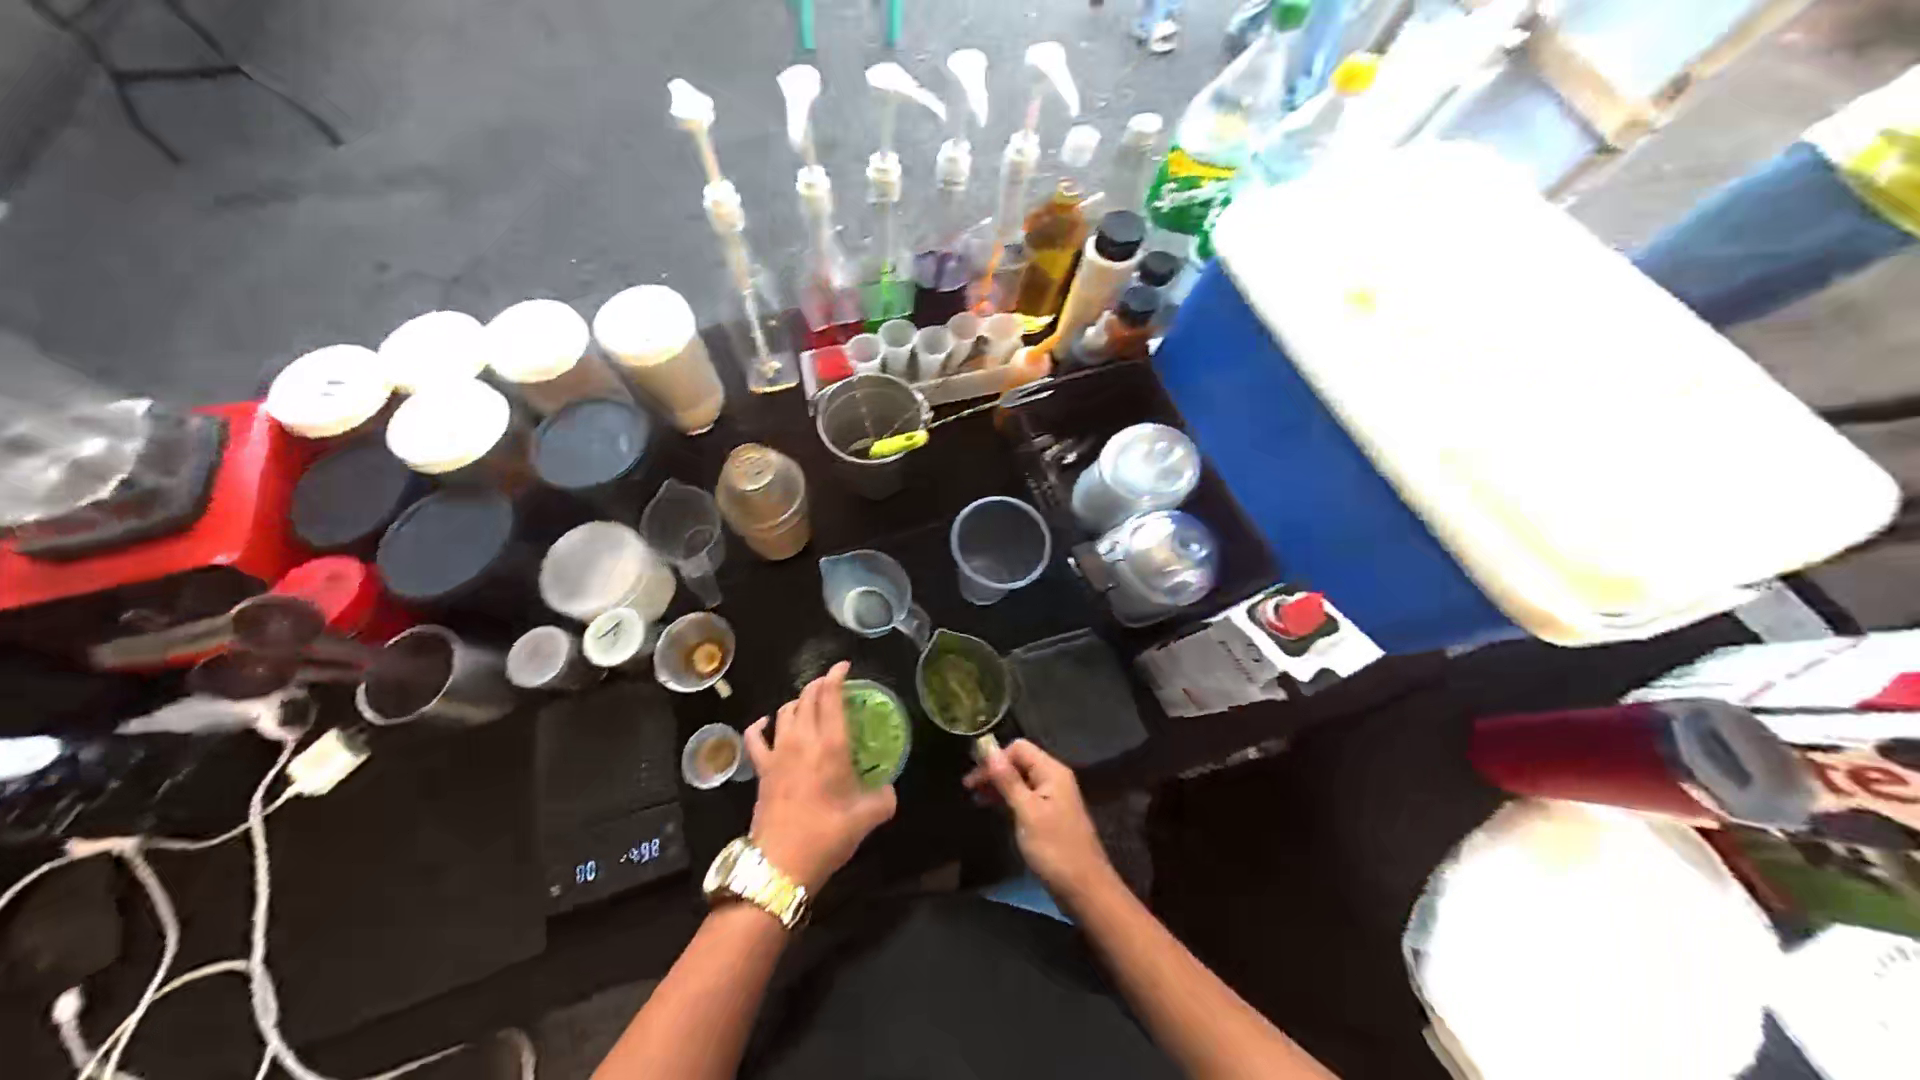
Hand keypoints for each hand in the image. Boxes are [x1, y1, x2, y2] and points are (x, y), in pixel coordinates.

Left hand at [745, 662, 895, 890]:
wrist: (781, 864)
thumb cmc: (827, 835)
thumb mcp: (867, 818)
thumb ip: (884, 798)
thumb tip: (889, 789)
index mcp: (831, 745)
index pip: (831, 698)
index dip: (837, 676)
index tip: (844, 667)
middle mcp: (802, 741)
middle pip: (806, 698)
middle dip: (819, 684)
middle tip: (832, 683)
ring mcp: (778, 753)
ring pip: (784, 712)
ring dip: (797, 701)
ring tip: (809, 702)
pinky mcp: (761, 770)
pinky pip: (755, 738)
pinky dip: (760, 725)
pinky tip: (766, 722)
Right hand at [964, 739, 1115, 904]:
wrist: (1084, 888)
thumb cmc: (1054, 849)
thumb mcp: (1027, 812)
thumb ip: (1008, 780)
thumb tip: (989, 749)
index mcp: (1052, 771)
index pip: (1018, 748)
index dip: (995, 759)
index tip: (975, 779)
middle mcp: (1054, 778)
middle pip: (1019, 762)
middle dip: (994, 771)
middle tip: (969, 788)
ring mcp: (1053, 797)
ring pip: (1020, 780)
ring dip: (998, 785)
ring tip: (976, 798)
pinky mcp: (1050, 815)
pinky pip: (1025, 797)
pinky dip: (1008, 799)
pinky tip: (994, 808)